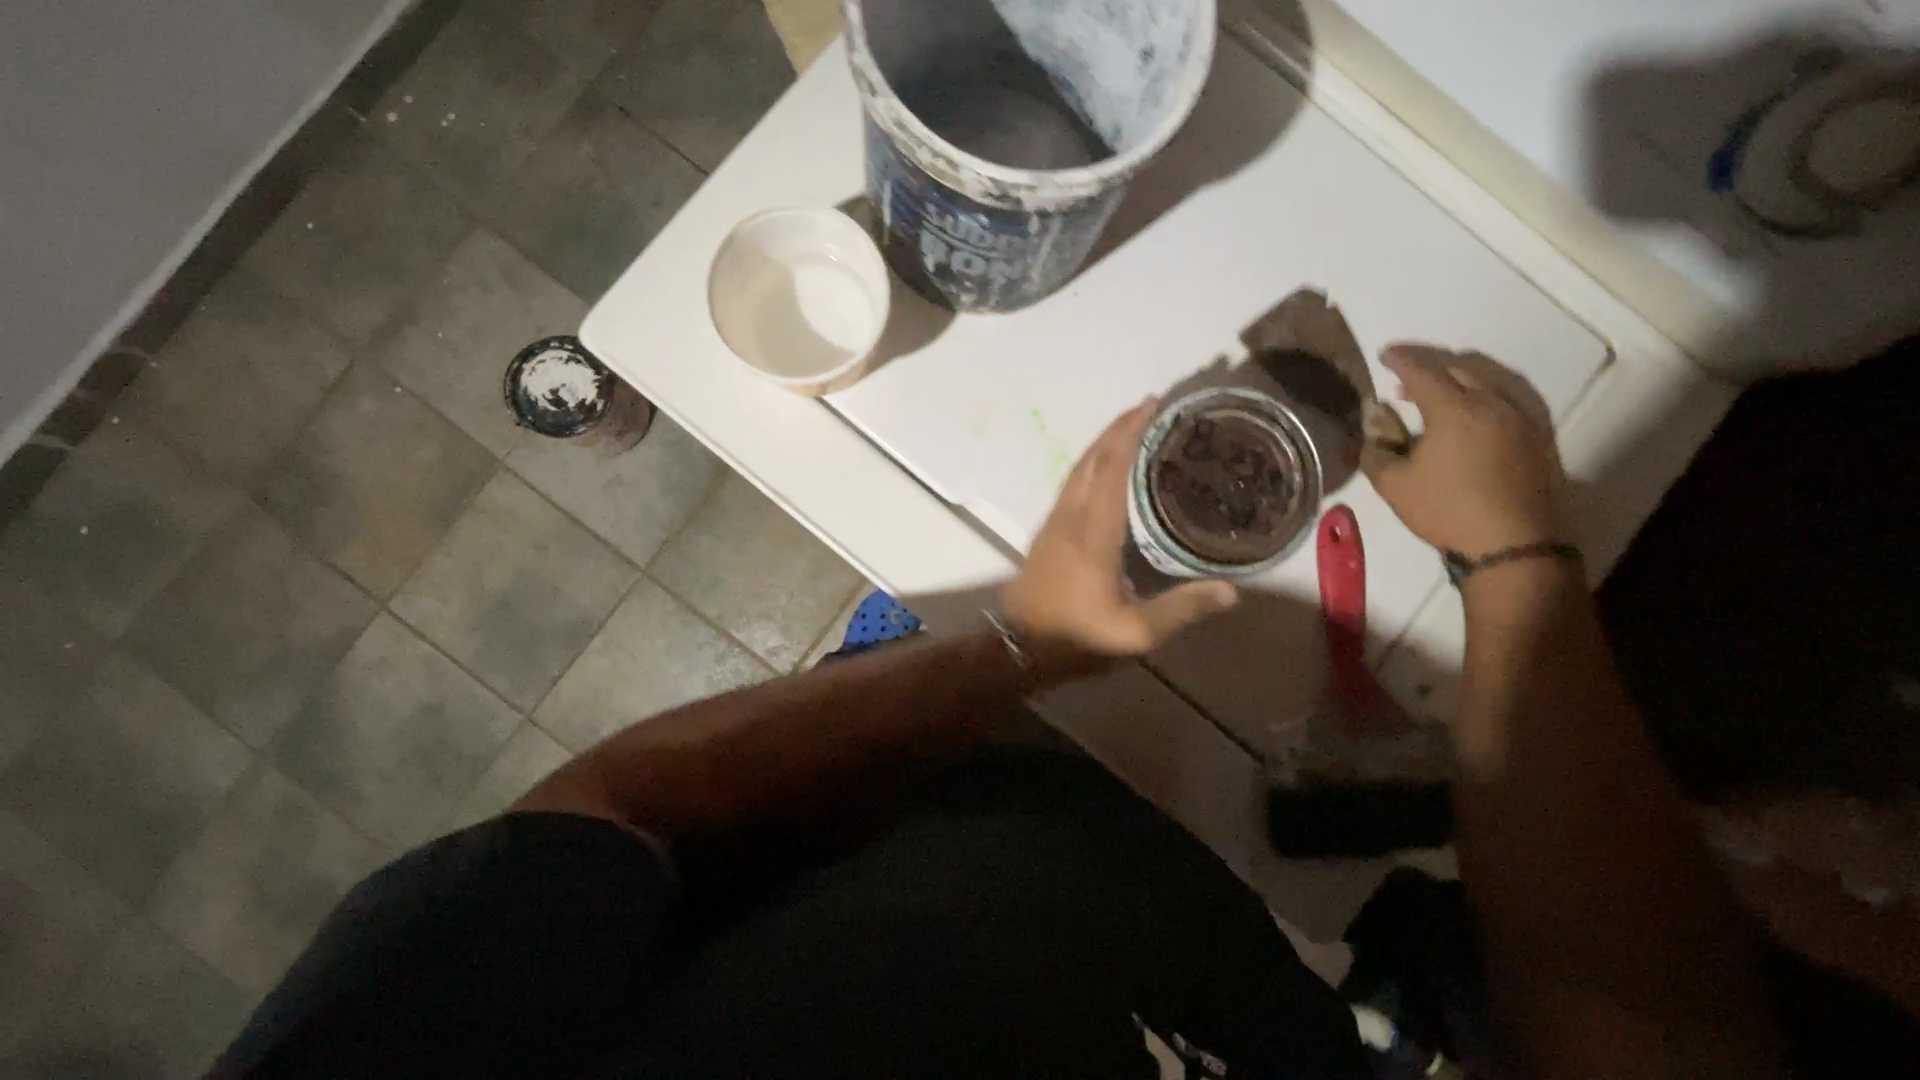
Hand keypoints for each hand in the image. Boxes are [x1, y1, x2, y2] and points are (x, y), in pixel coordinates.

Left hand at [1004, 400, 1238, 657]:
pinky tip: (1105, 469)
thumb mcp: (1133, 633)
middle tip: (1148, 406)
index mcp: (1093, 533)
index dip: (1130, 434)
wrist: (1020, 646)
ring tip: (1130, 428)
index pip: (1111, 470)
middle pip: (1091, 459)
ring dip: (1102, 443)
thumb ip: (1180, 610)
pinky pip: (1071, 484)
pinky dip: (1091, 464)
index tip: (1151, 405)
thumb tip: (1231, 592)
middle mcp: (1070, 517)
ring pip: (1076, 469)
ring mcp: (1053, 523)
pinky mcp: (1046, 533)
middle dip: (1117, 428)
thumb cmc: (1076, 637)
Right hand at [1362, 344, 1570, 556]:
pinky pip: (1508, 401)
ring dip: (1460, 382)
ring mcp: (1521, 418)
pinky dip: (1484, 398)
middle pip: (1460, 368)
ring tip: (1440, 399)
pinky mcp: (1538, 436)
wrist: (1515, 542)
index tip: (1384, 354)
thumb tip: (1371, 434)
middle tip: (1406, 382)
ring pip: (1488, 382)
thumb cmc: (1447, 511)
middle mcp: (1491, 403)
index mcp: (1453, 410)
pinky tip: (1474, 420)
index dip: (1400, 359)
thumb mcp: (1395, 487)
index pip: (1422, 371)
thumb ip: (1375, 453)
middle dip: (1431, 368)